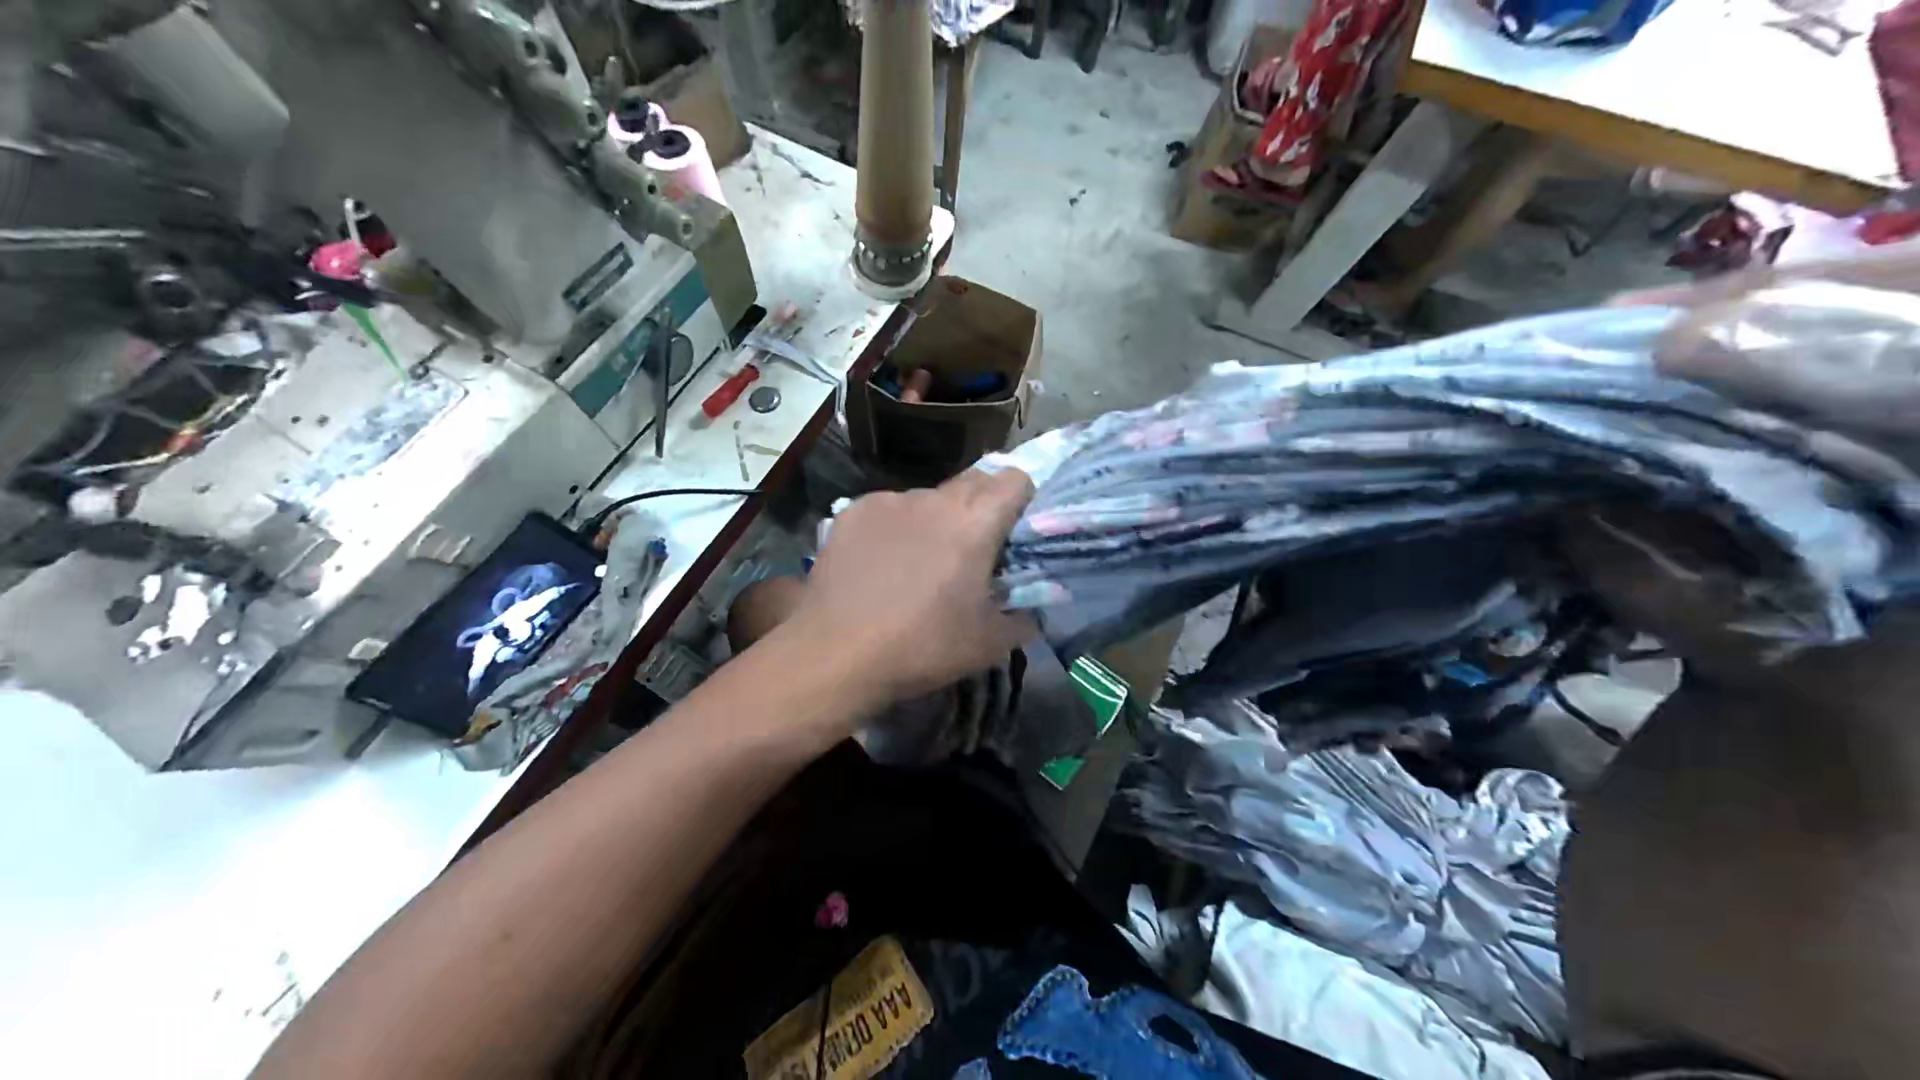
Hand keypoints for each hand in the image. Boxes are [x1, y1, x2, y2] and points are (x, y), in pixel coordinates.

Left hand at [772, 468, 1039, 706]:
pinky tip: (879, 566)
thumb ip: (1024, 616)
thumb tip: (1033, 607)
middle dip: (981, 508)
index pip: (1015, 479)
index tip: (1014, 534)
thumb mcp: (989, 644)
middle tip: (972, 552)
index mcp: (975, 522)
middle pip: (973, 482)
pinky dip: (894, 529)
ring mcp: (888, 501)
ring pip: (927, 499)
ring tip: (916, 566)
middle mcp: (933, 498)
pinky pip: (888, 510)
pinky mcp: (852, 511)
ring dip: (935, 521)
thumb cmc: (922, 647)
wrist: (835, 654)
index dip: (1022, 501)